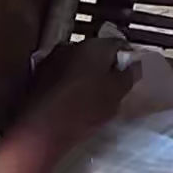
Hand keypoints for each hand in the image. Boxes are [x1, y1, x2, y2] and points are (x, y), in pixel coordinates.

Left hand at [7, 37, 138, 156]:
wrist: (42, 129)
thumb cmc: (85, 109)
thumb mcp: (116, 95)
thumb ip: (128, 76)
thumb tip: (134, 65)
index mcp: (94, 46)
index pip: (118, 43)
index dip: (128, 56)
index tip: (132, 70)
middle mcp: (71, 45)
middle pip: (96, 50)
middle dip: (106, 64)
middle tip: (115, 83)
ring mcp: (52, 59)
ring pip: (77, 61)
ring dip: (86, 72)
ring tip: (94, 92)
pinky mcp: (38, 75)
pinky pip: (62, 73)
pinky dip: (71, 81)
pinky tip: (74, 97)